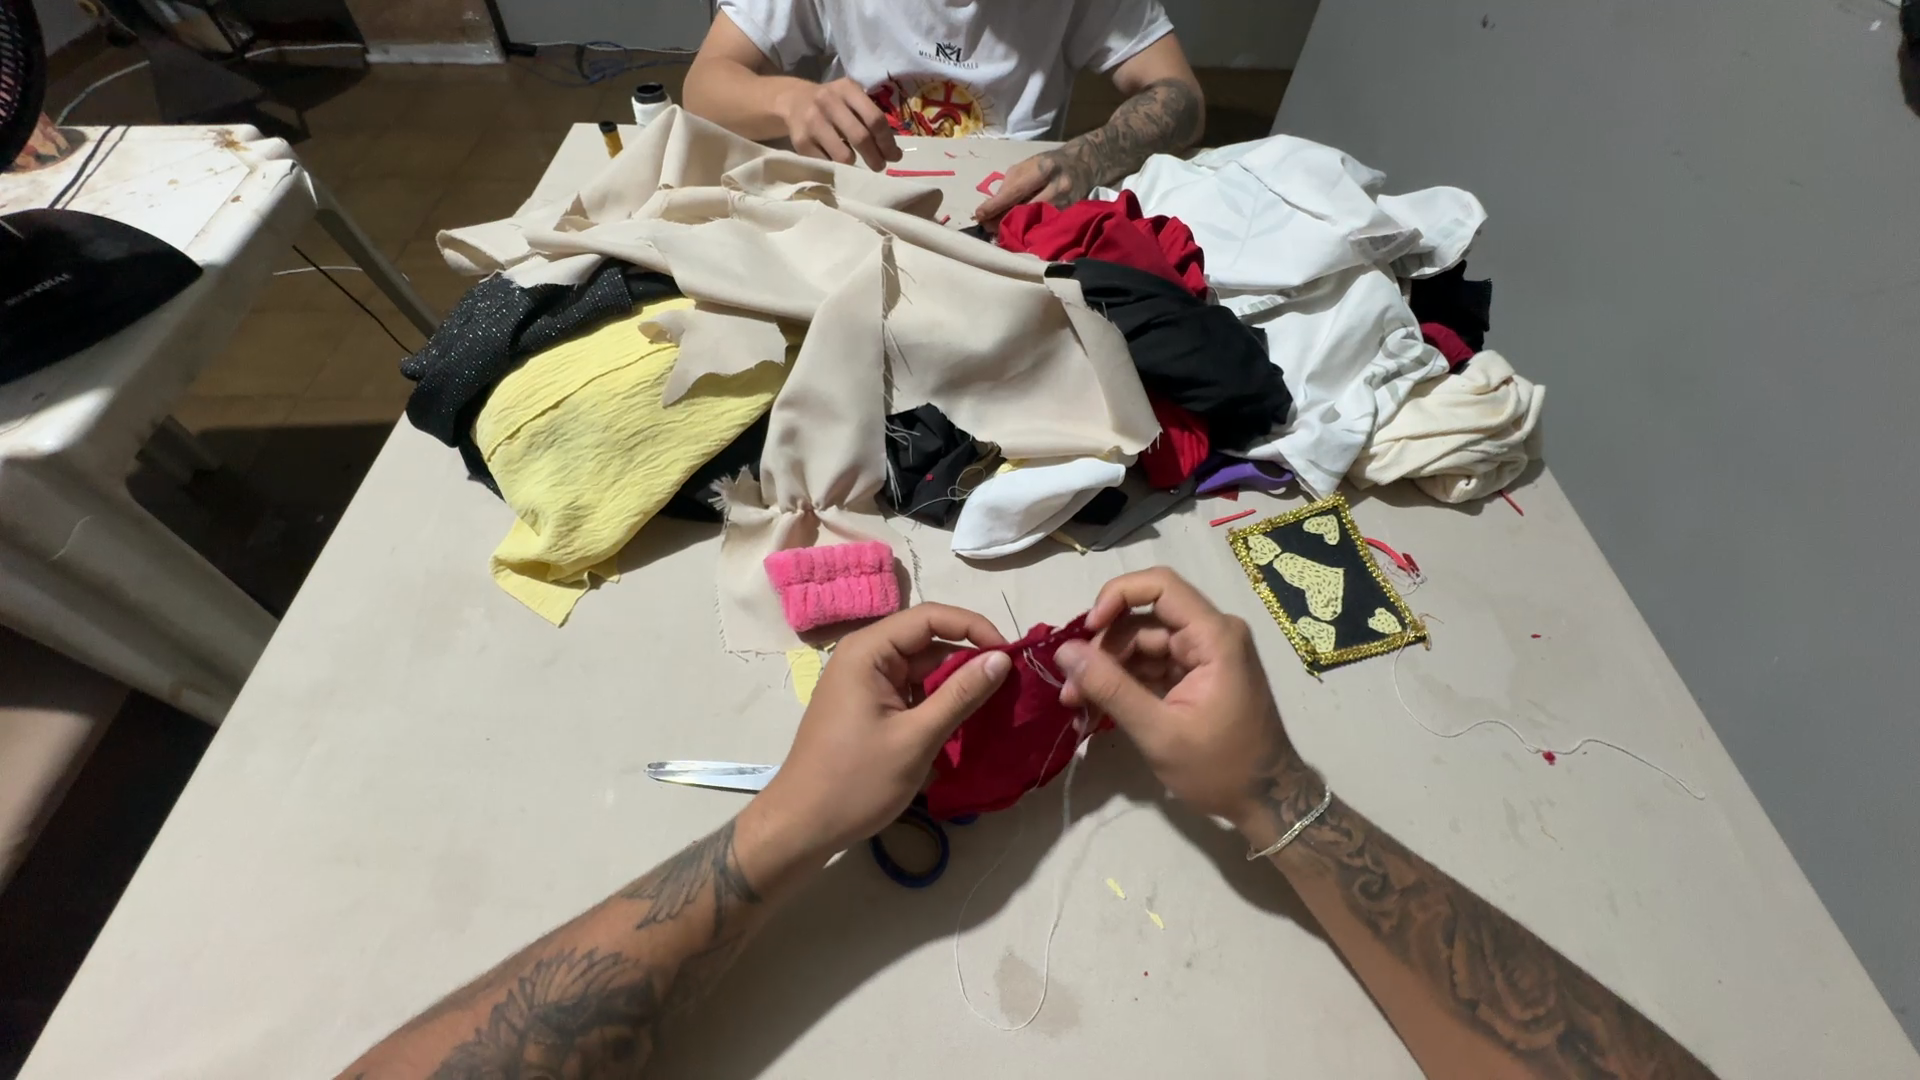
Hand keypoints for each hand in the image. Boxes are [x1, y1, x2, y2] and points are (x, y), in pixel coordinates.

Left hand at [746, 604, 1009, 861]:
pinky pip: (912, 689)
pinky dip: (939, 700)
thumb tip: (1002, 658)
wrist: (801, 827)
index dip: (973, 627)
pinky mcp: (870, 705)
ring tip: (996, 701)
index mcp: (868, 650)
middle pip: (928, 640)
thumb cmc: (855, 781)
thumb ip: (961, 694)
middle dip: (969, 657)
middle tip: (1011, 681)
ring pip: (923, 667)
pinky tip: (965, 719)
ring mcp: (866, 681)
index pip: (930, 617)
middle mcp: (865, 655)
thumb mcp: (916, 738)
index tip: (1009, 653)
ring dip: (957, 682)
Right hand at [776, 77, 902, 170]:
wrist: (792, 101)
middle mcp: (828, 101)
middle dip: (875, 158)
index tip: (894, 156)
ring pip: (844, 156)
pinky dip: (835, 168)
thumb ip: (871, 120)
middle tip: (879, 167)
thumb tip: (894, 153)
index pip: (875, 119)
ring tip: (854, 163)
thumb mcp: (851, 100)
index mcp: (847, 89)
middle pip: (861, 138)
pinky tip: (835, 162)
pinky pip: (826, 163)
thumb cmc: (832, 105)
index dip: (887, 142)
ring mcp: (812, 121)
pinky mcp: (801, 141)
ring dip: (854, 165)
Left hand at [973, 146, 1093, 222]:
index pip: (1016, 190)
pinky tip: (1019, 236)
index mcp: (1045, 168)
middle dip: (1004, 221)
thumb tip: (990, 210)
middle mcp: (1058, 187)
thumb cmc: (1049, 165)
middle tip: (987, 228)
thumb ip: (1009, 185)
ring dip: (1015, 231)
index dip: (996, 205)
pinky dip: (1030, 234)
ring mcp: (1068, 205)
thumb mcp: (1028, 165)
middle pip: (1025, 211)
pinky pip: (1046, 230)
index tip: (979, 215)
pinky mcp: (1071, 218)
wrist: (1085, 165)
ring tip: (1001, 233)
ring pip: (1035, 224)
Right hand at [1054, 568, 1295, 828]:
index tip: (1087, 631)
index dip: (1117, 596)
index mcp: (1214, 636)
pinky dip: (1122, 682)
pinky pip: (1149, 663)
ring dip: (1107, 669)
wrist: (1267, 803)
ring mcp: (1203, 654)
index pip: (1160, 585)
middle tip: (1071, 687)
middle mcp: (1211, 633)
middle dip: (1102, 649)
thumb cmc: (1220, 768)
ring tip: (1077, 703)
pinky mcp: (1194, 673)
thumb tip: (1064, 651)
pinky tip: (1096, 707)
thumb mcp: (1159, 732)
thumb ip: (1111, 688)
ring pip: (1140, 642)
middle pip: (1142, 619)